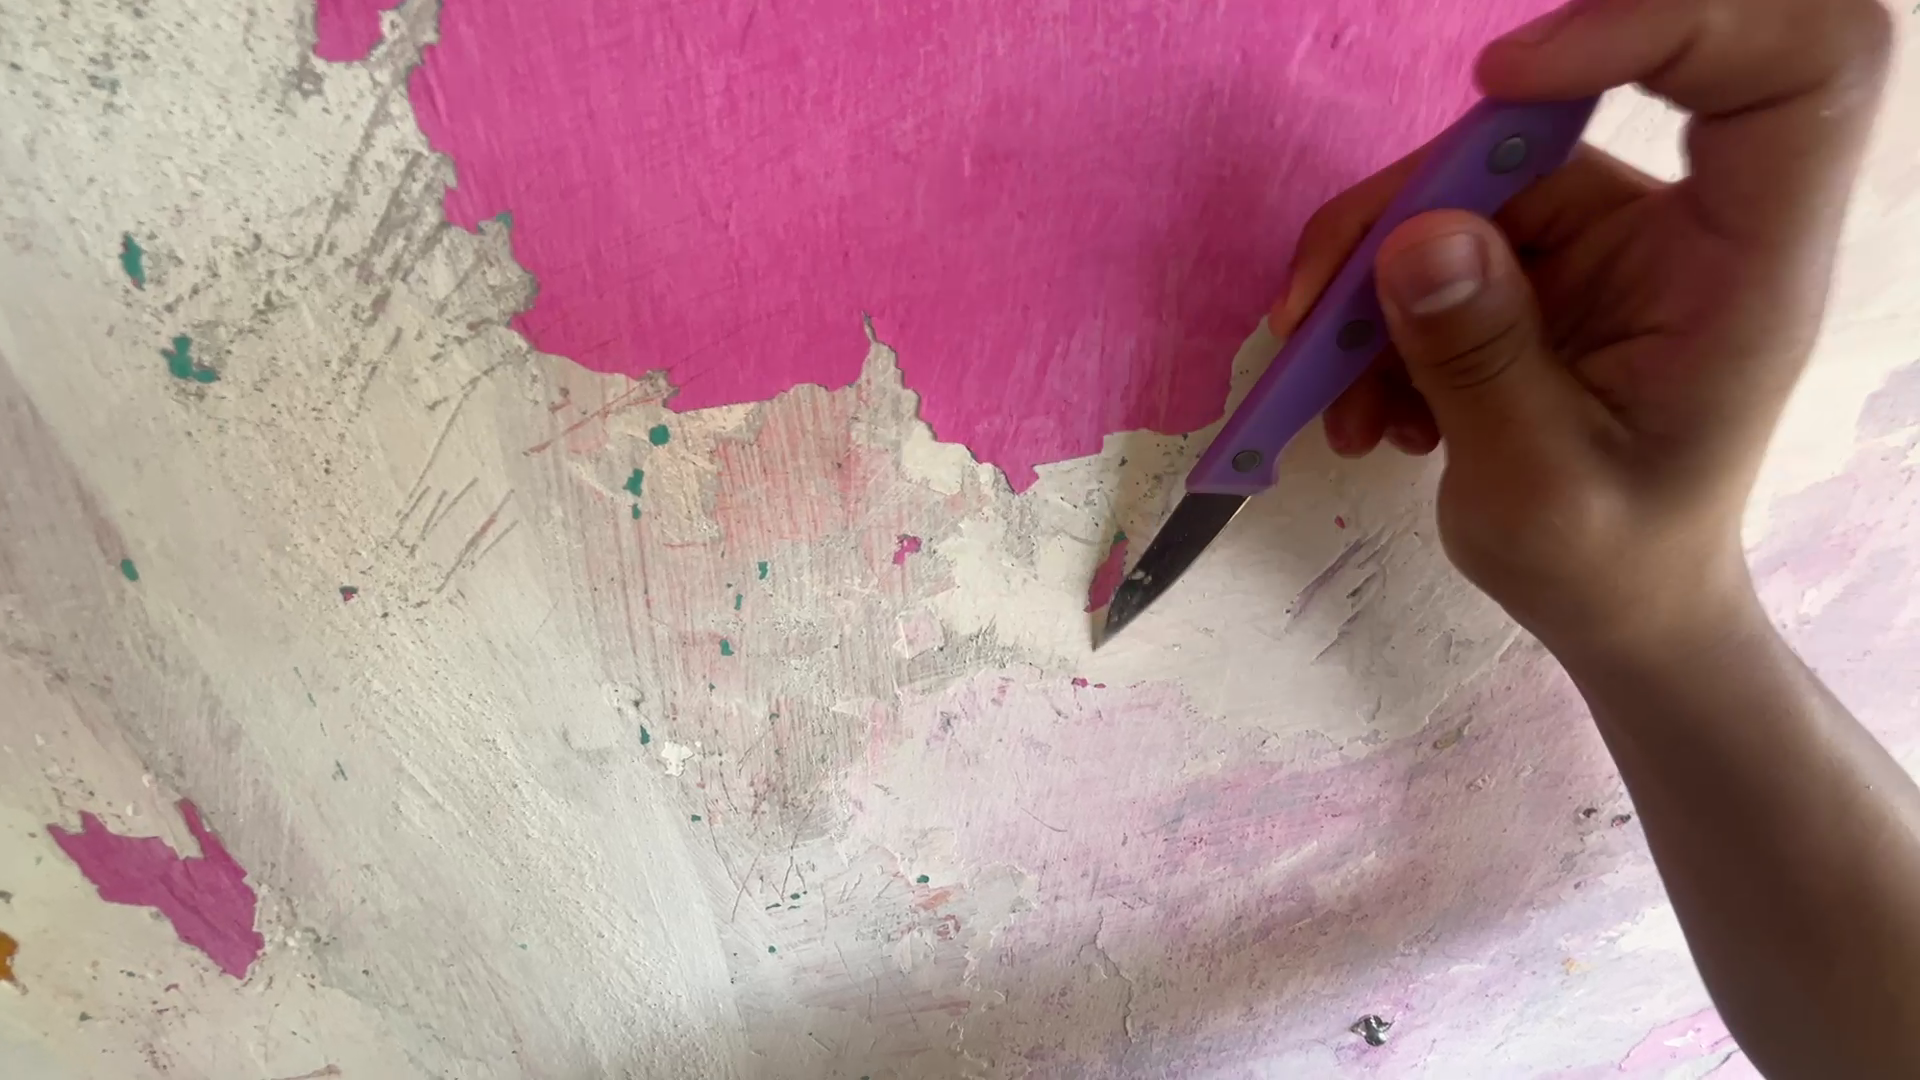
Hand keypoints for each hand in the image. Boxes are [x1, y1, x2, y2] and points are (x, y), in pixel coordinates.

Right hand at [1271, 0, 1892, 659]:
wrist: (1600, 601)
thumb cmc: (1600, 556)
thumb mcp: (1532, 479)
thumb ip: (1479, 360)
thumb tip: (1412, 238)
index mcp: (1737, 265)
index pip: (1783, 67)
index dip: (1658, 28)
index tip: (1499, 78)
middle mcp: (1662, 238)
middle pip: (1523, 152)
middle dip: (1389, 227)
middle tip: (1305, 323)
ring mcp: (1580, 263)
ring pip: (1445, 219)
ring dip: (1359, 311)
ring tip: (1336, 411)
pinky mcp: (1517, 293)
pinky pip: (1418, 276)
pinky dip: (1368, 342)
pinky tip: (1363, 416)